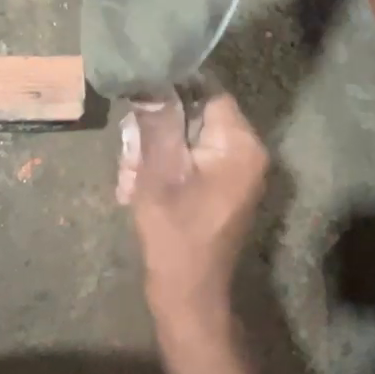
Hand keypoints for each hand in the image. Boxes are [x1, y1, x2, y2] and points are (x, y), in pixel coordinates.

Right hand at [118, 91, 268, 318]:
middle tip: (128, 156)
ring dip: (151, 152)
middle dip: (154, 131)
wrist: (187, 292)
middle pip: (193, 115)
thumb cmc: (174, 231)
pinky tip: (136, 187)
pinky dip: (162, 169)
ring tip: (129, 179)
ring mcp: (235, 172)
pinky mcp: (221, 188)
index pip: (207, 92)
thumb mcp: (158, 171)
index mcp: (240, 144)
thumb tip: (150, 80)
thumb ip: (157, 122)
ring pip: (185, 138)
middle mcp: (246, 152)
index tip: (136, 105)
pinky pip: (189, 161)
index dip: (169, 92)